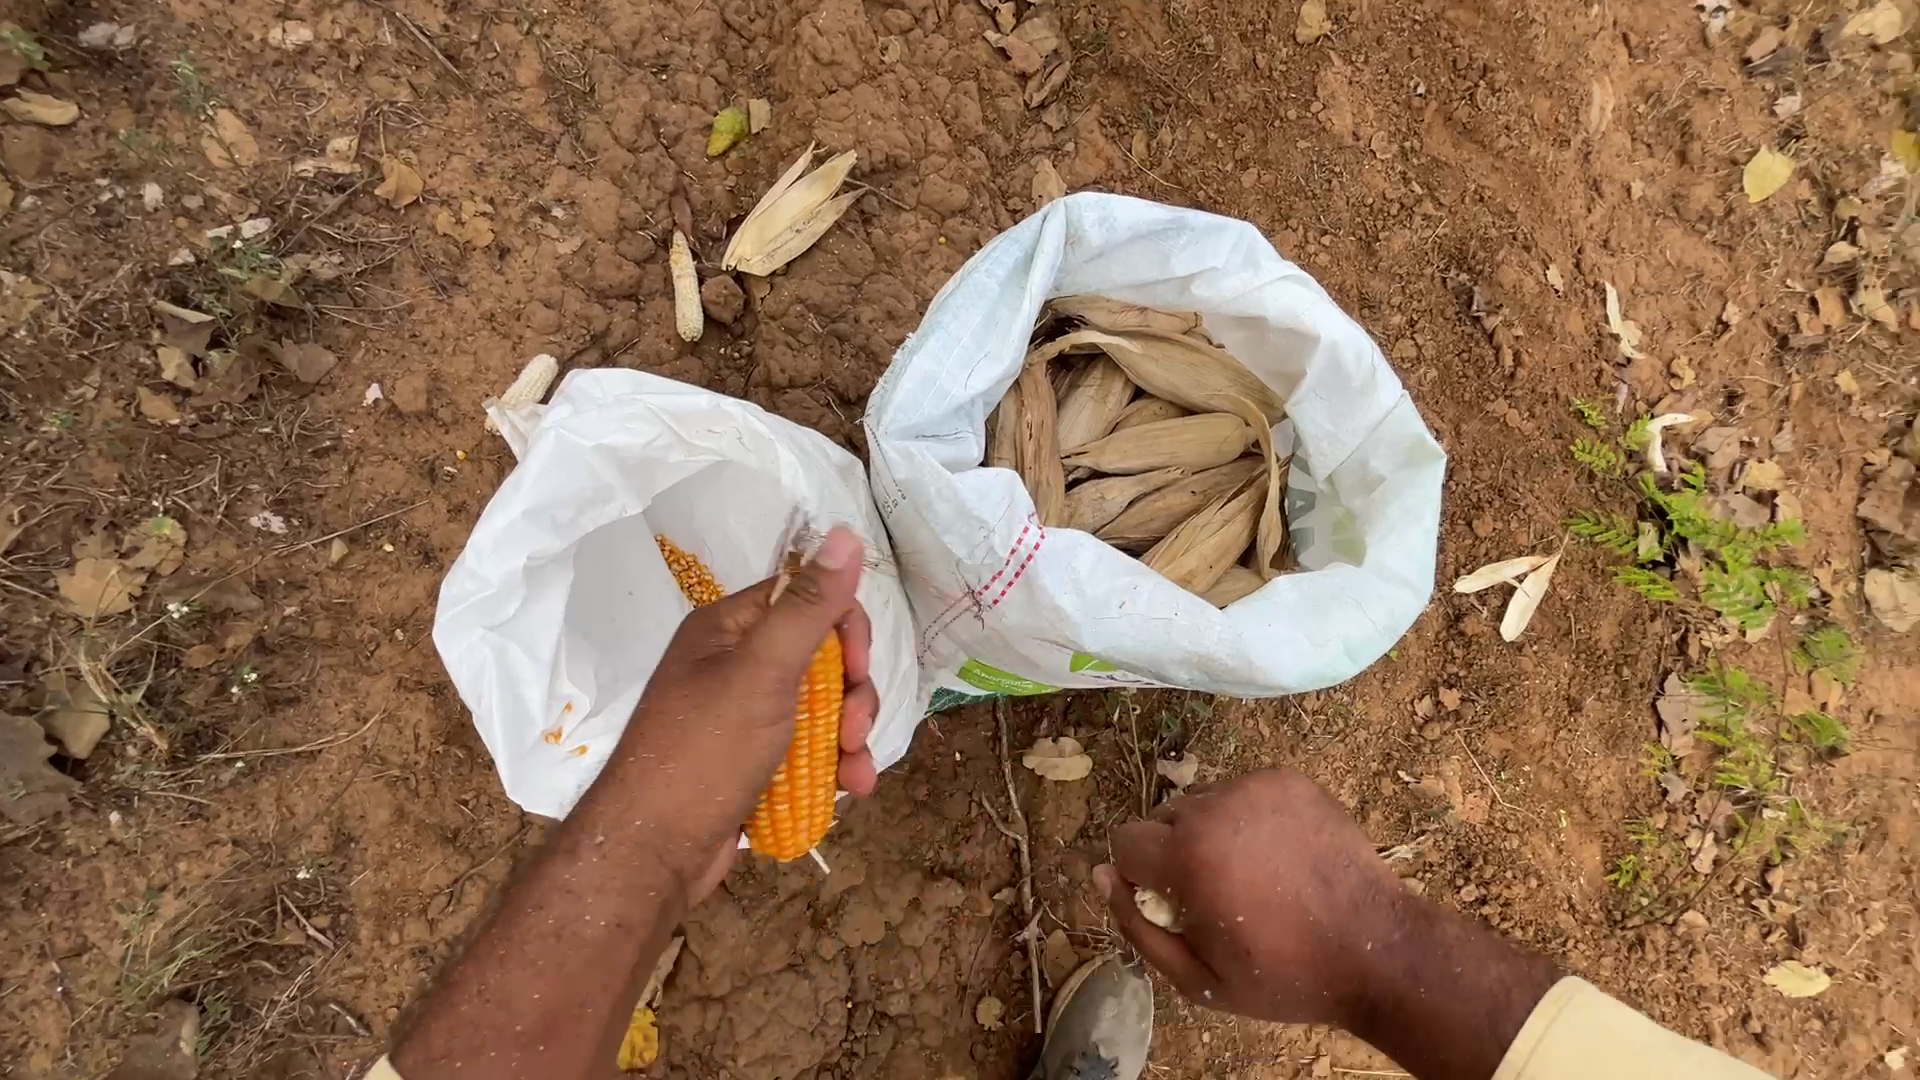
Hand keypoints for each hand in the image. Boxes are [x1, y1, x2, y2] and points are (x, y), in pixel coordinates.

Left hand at [597, 527, 879, 901]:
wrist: (652, 856)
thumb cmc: (704, 752)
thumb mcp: (762, 671)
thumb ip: (808, 606)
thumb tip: (845, 533)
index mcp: (729, 628)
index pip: (806, 599)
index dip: (844, 628)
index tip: (857, 667)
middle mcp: (737, 663)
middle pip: (823, 655)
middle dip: (851, 694)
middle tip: (853, 729)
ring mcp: (747, 713)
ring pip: (825, 704)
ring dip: (850, 735)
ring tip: (853, 772)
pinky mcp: (757, 757)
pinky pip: (812, 744)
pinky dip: (835, 763)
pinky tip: (848, 788)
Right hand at [1095, 769, 1559, 1079]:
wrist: (1380, 949)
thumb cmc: (1286, 974)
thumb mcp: (1200, 980)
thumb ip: (1136, 926)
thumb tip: (1100, 874)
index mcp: (1186, 856)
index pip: (1124, 841)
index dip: (1139, 873)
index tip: (1172, 899)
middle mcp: (1211, 808)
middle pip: (1162, 819)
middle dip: (1176, 851)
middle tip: (1220, 891)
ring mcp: (1251, 787)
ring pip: (1202, 802)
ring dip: (1212, 831)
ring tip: (1255, 871)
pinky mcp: (1284, 778)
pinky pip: (1241, 791)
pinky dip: (1248, 816)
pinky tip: (1279, 851)